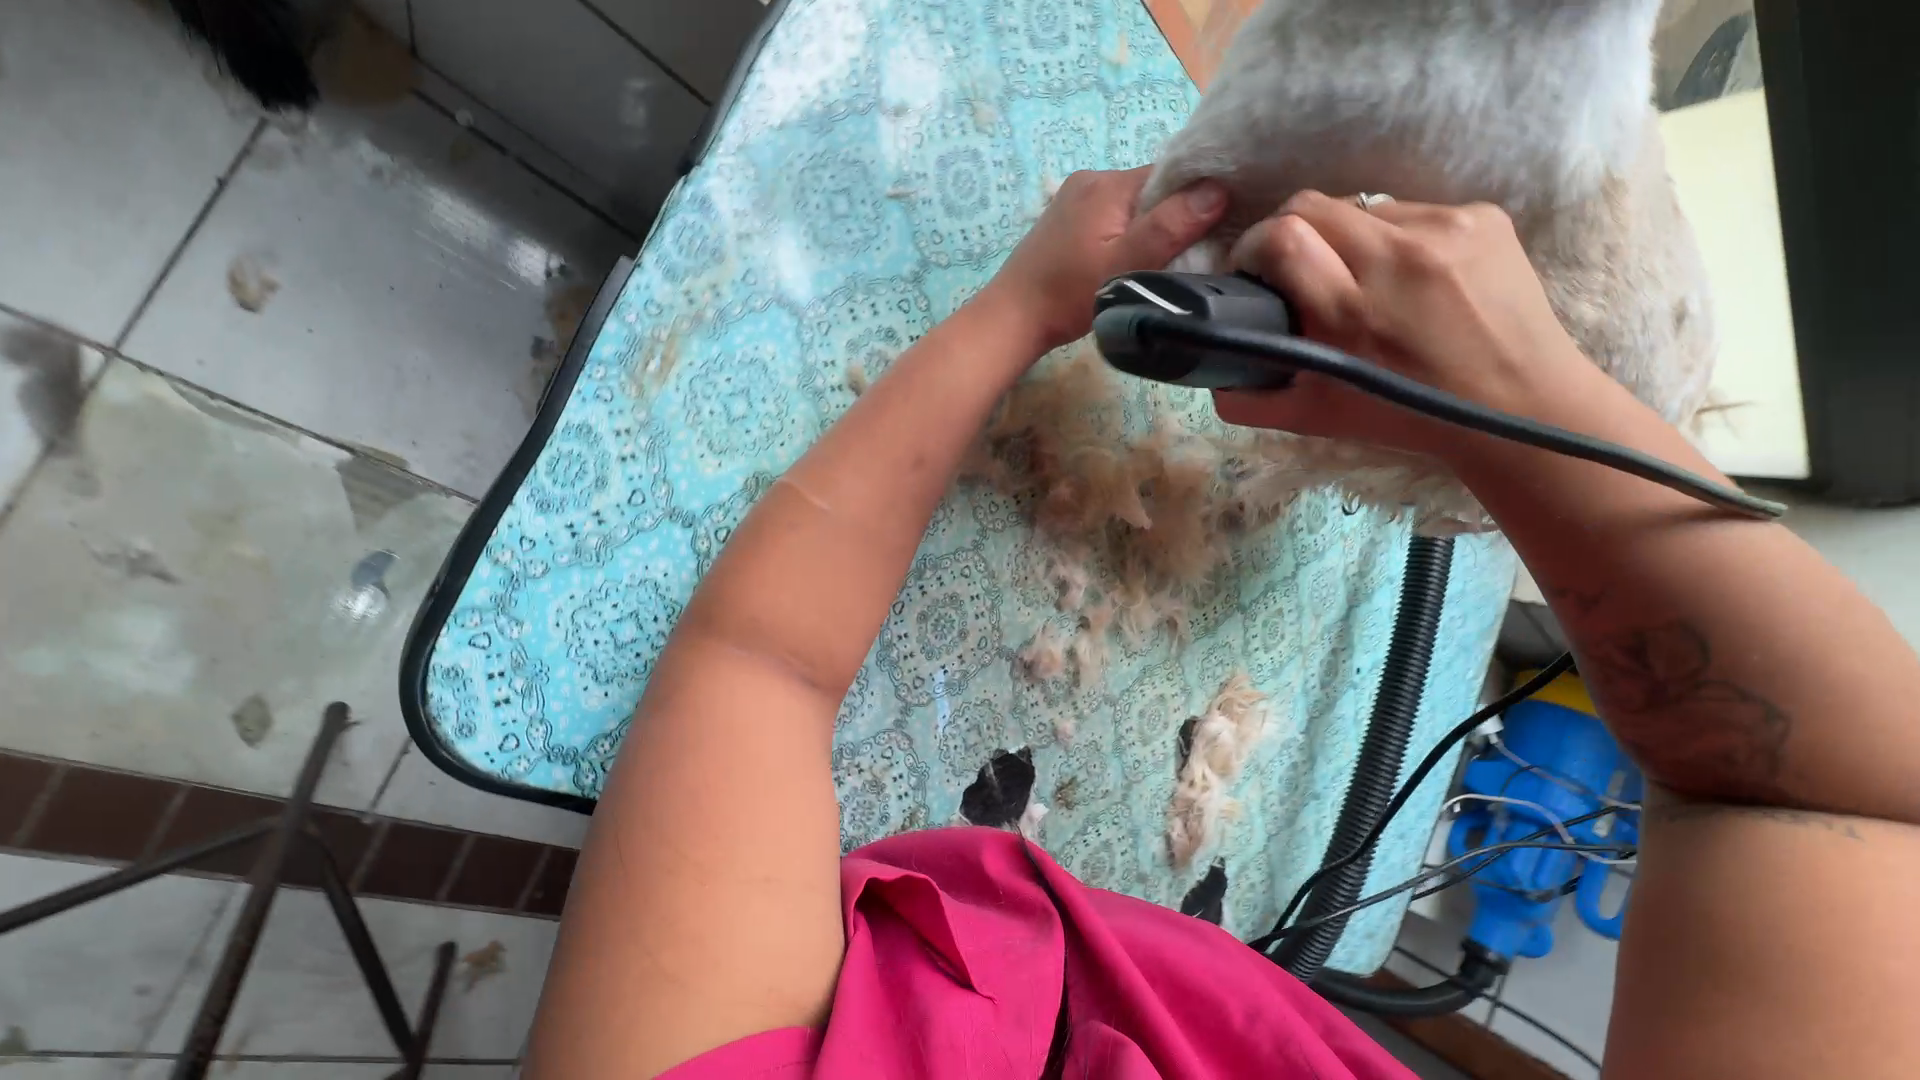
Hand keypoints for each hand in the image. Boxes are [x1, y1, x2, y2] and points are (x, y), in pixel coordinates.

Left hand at [978, 167, 1228, 355]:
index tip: (1220, 227)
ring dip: (1149, 230)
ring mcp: (1075, 199)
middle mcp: (1092, 179)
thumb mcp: (1126, 265)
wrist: (1011, 318)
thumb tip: (1219, 189)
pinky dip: (1126, 236)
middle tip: (1192, 254)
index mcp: (1109, 183)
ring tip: (1160, 262)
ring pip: (1132, 207)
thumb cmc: (1068, 295)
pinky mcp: (1065, 221)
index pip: (1173, 174)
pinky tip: (1128, 262)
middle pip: (1153, 190)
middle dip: (1174, 218)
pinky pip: (1111, 219)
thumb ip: (1170, 227)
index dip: (1199, 198)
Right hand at [1211, 191, 1604, 459]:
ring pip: (1361, 206)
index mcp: (1351, 313)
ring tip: (1362, 279)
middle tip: (1296, 269)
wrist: (1522, 404)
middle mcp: (1397, 259)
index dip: (1254, 245)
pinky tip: (1410, 276)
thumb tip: (1212, 376)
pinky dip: (1393, 238)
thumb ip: (1250, 401)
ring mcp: (1445, 230)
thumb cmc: (1409, 416)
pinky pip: (1410, 210)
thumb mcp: (1315, 420)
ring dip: (1345, 236)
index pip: (1282, 237)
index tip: (1252, 269)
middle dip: (1288, 232)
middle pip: (1311, 204)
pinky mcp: (1482, 215)